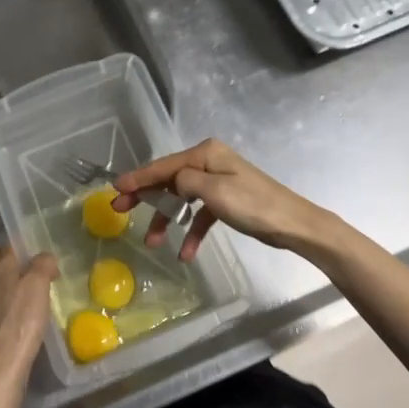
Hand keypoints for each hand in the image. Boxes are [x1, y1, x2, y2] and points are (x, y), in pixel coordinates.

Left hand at [0, 247, 56, 376]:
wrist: (8, 357)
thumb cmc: (24, 316)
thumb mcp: (39, 283)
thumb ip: (43, 263)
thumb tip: (46, 258)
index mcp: (0, 265)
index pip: (9, 244)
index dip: (26, 245)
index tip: (43, 254)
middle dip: (15, 260)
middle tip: (37, 268)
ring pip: (0, 279)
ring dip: (15, 280)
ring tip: (36, 288)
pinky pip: (2, 298)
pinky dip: (13, 297)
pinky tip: (28, 307)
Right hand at [112, 139, 329, 260]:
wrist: (293, 224)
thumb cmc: (253, 205)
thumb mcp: (214, 191)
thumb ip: (185, 182)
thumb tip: (172, 182)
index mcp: (205, 154)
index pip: (163, 166)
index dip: (138, 178)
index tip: (115, 189)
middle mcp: (209, 162)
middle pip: (169, 180)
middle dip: (146, 197)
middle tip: (120, 211)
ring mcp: (218, 181)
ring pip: (182, 198)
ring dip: (167, 220)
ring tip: (152, 242)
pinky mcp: (226, 201)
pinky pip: (200, 214)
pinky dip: (191, 231)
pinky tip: (185, 253)